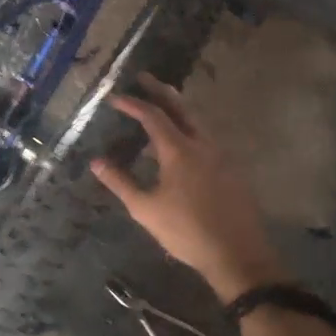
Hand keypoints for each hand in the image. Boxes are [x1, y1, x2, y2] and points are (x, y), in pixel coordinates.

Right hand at [92, 72, 284, 302]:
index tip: (115, 97)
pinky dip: (191, 128)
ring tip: (164, 104)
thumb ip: (120, 182)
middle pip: (181, 109)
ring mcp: (222, 158)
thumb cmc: (187, 231)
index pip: (152, 116)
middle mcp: (203, 146)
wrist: (239, 257)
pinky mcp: (233, 172)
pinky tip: (185, 141)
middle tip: (145, 78)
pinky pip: (208, 139)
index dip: (132, 104)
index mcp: (179, 151)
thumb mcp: (145, 208)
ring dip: (179, 109)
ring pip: (199, 123)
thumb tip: (95, 162)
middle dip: (161, 92)